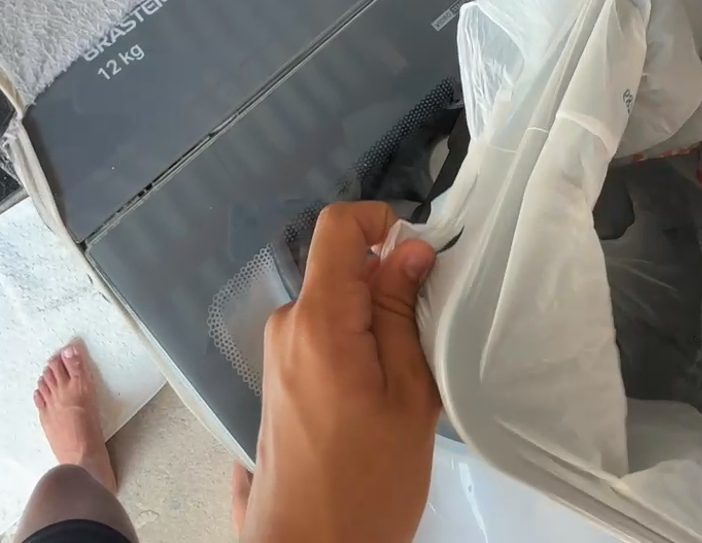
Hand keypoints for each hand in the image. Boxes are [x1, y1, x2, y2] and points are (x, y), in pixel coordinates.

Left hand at [241, 202, 439, 542]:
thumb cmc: (368, 481)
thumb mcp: (408, 394)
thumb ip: (404, 312)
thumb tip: (412, 247)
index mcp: (318, 318)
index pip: (338, 226)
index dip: (379, 221)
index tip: (417, 256)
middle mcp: (288, 320)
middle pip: (341, 265)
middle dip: (386, 282)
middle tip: (423, 334)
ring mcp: (278, 346)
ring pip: (335, 299)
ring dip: (373, 316)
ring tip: (402, 374)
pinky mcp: (279, 370)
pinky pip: (321, 326)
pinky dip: (353, 336)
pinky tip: (375, 388)